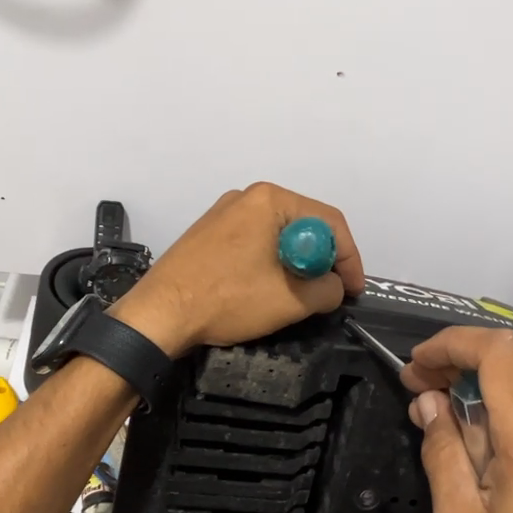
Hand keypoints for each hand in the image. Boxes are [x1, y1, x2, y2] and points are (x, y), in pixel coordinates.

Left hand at [108, 183, 363, 357]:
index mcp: (270, 200)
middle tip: (331, 292)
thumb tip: (334, 287)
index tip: (354, 290)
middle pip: (304, 225)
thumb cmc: (227, 299)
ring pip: (279, 235)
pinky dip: (270, 263)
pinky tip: (267, 288)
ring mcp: (224, 213)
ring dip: (296, 263)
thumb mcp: (292, 300)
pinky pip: (255, 242)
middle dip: (323, 260)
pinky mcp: (209, 233)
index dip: (350, 258)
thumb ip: (328, 290)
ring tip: (301, 295)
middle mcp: (247, 197)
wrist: (159, 314)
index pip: (329, 222)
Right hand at [401, 326, 512, 512]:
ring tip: (438, 423)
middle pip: (511, 364)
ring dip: (477, 392)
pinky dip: (500, 415)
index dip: (451, 344)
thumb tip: (430, 403)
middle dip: (458, 365)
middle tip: (417, 392)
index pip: (499, 352)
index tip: (415, 367)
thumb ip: (443, 454)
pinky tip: (475, 450)